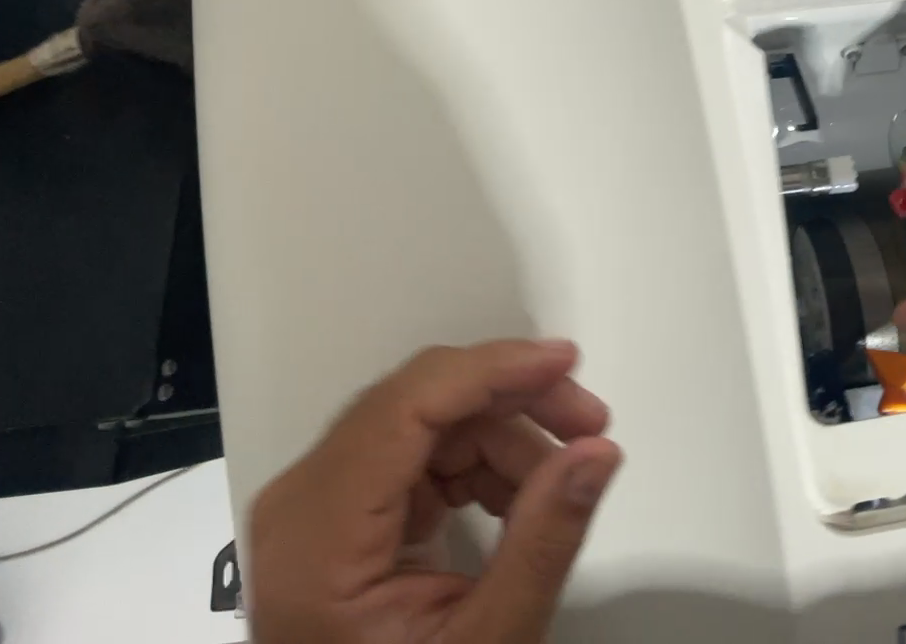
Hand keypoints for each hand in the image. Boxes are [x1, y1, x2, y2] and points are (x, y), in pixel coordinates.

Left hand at [249, 340, 622, 643]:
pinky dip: (484, 464)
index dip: (490, 370)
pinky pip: (426, 453)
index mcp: (317, 535)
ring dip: (506, 436)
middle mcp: (306, 496)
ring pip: (432, 420)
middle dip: (513, 400)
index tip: (567, 362)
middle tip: (590, 424)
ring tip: (560, 482)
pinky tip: (521, 501)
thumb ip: (542, 544)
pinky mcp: (347, 508)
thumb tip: (600, 451)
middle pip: (421, 401)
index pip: (406, 407)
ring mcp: (323, 499)